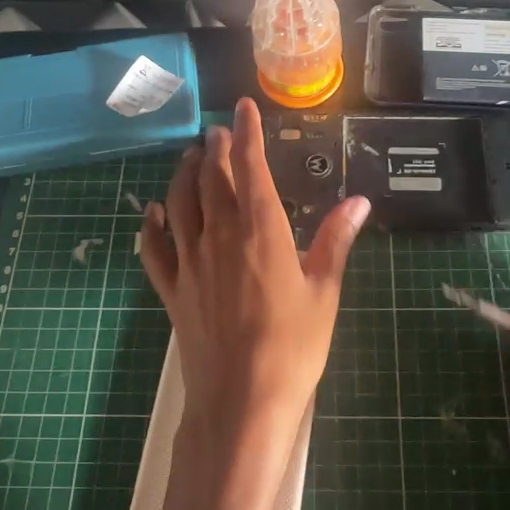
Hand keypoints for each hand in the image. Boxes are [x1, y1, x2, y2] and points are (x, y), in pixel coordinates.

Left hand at [136, 98, 370, 509]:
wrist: (242, 401)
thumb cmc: (294, 346)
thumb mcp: (324, 291)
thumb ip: (335, 240)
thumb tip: (358, 202)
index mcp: (261, 230)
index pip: (250, 167)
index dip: (247, 133)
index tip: (244, 108)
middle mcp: (219, 235)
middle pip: (210, 178)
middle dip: (214, 149)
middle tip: (217, 131)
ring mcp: (190, 262)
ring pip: (179, 203)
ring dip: (183, 174)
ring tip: (189, 157)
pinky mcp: (172, 290)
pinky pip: (154, 248)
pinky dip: (151, 225)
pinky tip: (152, 213)